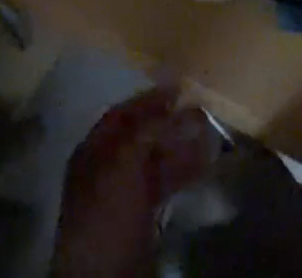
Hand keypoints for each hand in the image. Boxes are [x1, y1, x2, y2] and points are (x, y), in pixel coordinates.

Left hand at [50, 87, 217, 277]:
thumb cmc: (107, 214)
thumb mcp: (125, 165)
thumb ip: (151, 130)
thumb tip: (183, 104)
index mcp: (92, 152)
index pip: (120, 114)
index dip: (148, 99)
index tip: (179, 87)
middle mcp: (105, 167)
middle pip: (140, 135)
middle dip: (170, 122)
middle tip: (202, 112)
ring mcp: (122, 193)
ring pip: (154, 159)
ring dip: (180, 146)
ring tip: (209, 136)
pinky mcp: (139, 215)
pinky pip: (162, 184)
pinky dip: (182, 172)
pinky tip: (203, 165)